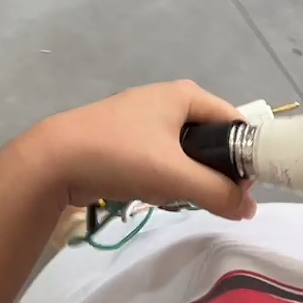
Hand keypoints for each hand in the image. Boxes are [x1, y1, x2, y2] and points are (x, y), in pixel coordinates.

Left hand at [12, 80, 255, 220]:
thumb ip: (218, 192)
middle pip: (210, 137)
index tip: (244, 189)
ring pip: (185, 151)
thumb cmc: (120, 155)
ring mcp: (144, 117)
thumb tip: (250, 208)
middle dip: (212, 169)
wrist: (53, 160)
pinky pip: (161, 157)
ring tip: (175, 195)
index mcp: (185, 95)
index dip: (244, 154)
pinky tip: (151, 193)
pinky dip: (163, 176)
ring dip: (186, 176)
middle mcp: (168, 99)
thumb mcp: (175, 176)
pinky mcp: (126, 137)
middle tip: (209, 197)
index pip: (234, 121)